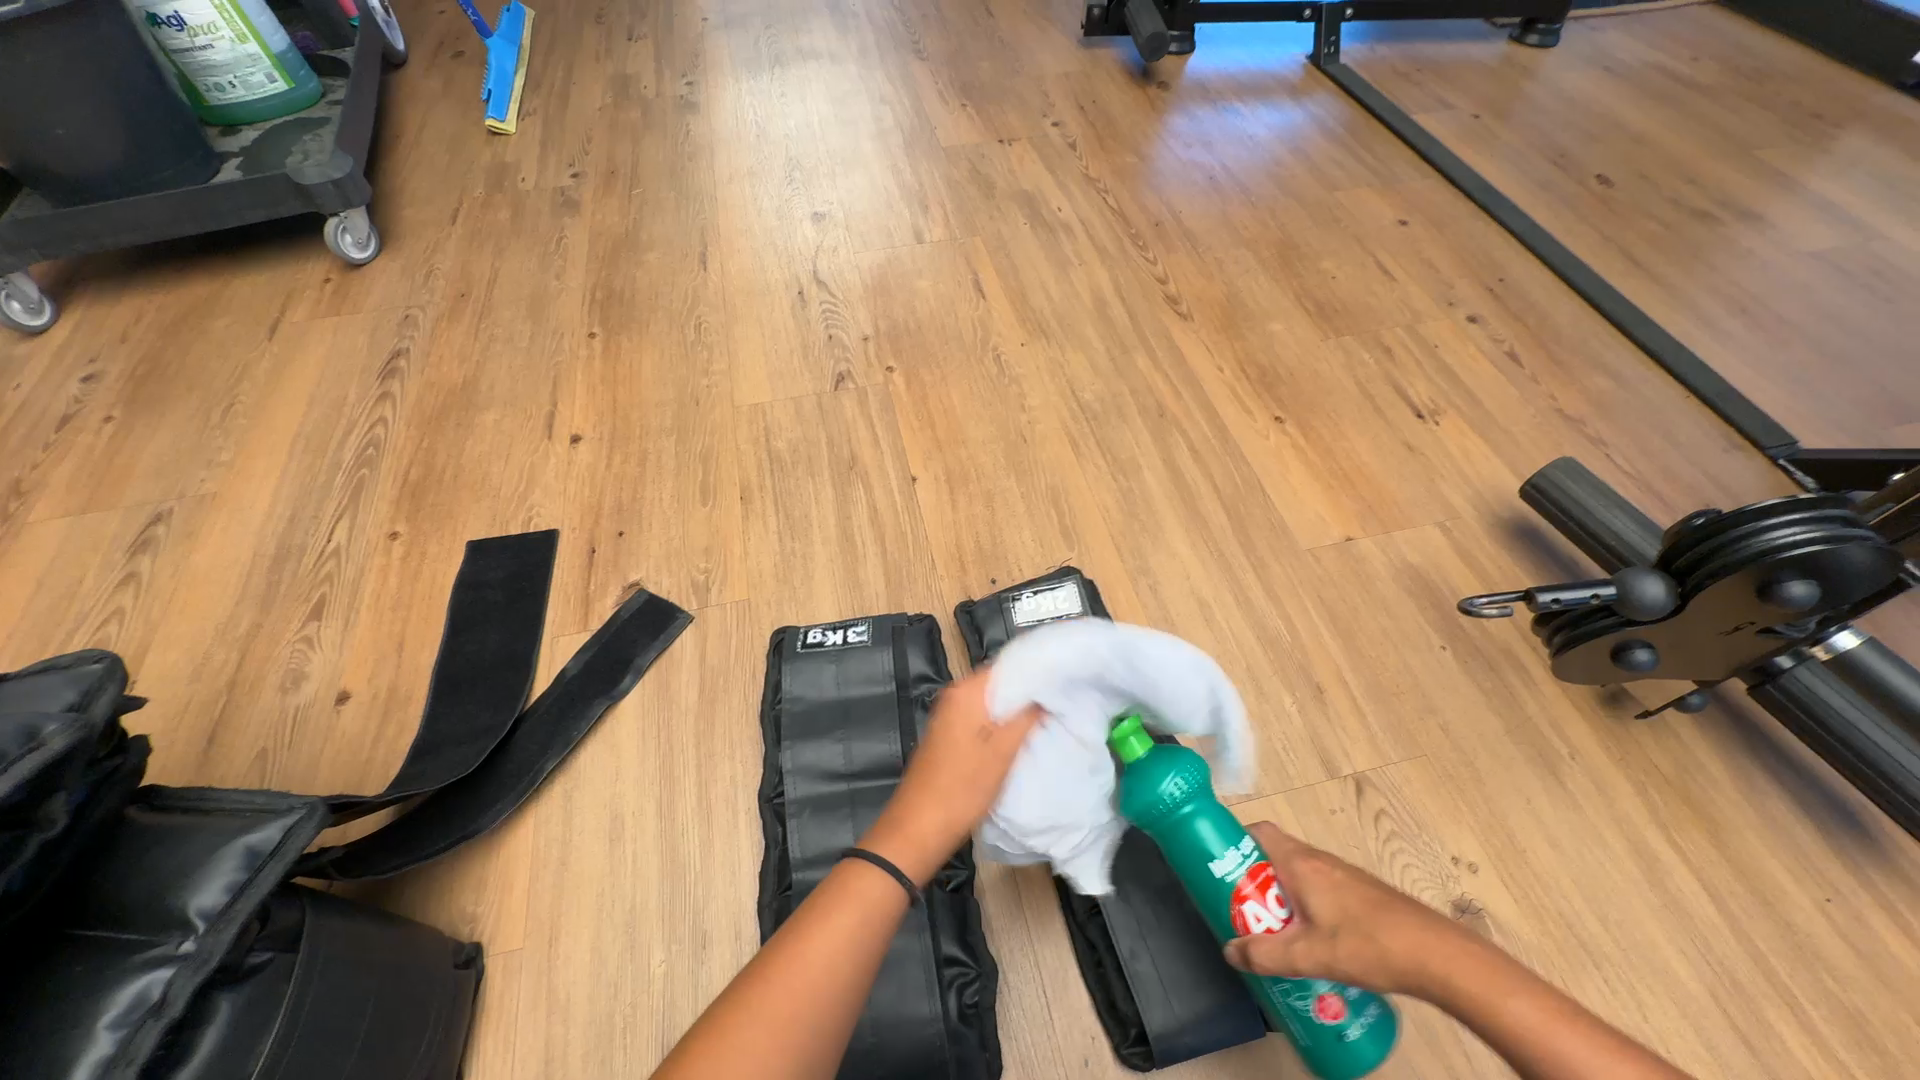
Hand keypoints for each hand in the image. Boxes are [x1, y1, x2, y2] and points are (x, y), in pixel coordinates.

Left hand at [860, 669, 1042, 884]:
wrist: (919, 828)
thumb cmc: (962, 788)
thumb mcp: (1002, 752)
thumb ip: (1025, 717)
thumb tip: (1044, 694)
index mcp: (965, 692)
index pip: (1007, 667)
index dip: (1036, 672)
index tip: (1063, 681)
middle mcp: (953, 697)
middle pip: (998, 685)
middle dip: (1028, 693)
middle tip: (1061, 702)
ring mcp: (948, 717)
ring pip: (990, 705)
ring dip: (1015, 712)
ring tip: (1048, 719)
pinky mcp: (947, 736)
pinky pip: (980, 720)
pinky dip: (1000, 726)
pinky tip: (1021, 738)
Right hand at [1222, 821, 1473, 997]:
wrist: (1438, 957)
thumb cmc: (1368, 945)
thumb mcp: (1308, 956)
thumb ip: (1265, 954)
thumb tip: (1230, 951)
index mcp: (1301, 863)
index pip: (1259, 831)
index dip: (1236, 841)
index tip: (1221, 866)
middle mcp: (1320, 861)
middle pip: (1275, 856)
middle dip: (1254, 881)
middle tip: (1239, 911)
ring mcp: (1344, 877)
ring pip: (1298, 877)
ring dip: (1280, 898)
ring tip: (1271, 933)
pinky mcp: (1362, 896)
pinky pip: (1319, 891)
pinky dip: (1305, 908)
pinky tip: (1311, 944)